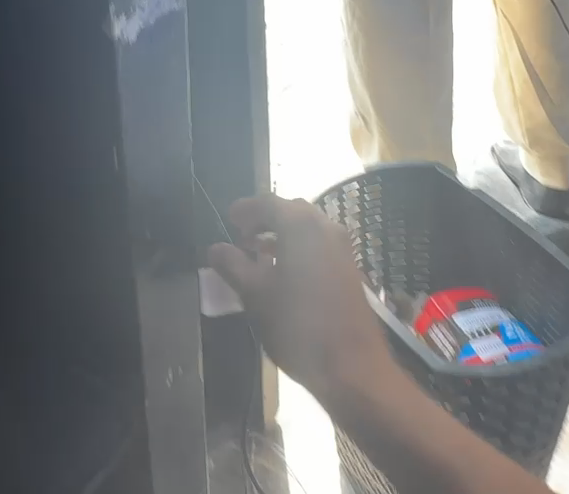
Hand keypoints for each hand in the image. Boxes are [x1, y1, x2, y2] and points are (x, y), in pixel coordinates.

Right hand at [206, 194, 396, 401]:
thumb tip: (215, 248)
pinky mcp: (349, 269)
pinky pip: (318, 245)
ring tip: (257, 255)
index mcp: (301, 226)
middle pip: (290, 211)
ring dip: (280, 235)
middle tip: (241, 236)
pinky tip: (283, 273)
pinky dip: (298, 248)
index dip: (246, 208)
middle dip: (263, 220)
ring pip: (306, 229)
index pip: (269, 202)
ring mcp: (342, 248)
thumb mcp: (255, 295)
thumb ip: (233, 266)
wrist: (353, 367)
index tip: (229, 219)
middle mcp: (325, 228)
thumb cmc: (298, 326)